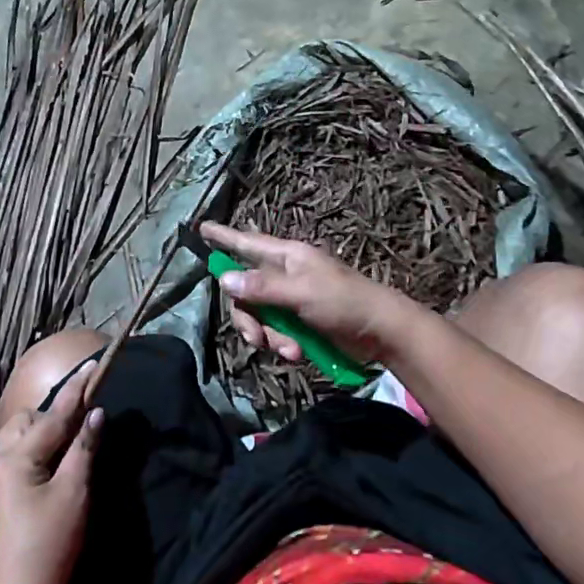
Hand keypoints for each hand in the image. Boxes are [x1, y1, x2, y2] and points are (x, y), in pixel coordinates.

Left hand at [0, 365, 102, 583]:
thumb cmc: (47, 551)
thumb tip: (94, 414)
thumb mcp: (74, 496)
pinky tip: (40, 475)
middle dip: (51, 415)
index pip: (52, 414)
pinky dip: (25, 456)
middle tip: (81, 425)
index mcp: (13, 457)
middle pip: (23, 422)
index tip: (93, 364)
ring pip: (10, 441)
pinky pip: (4, 462)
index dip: (76, 389)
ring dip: (36, 436)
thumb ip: (83, 450)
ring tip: (63, 449)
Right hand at [198, 222, 420, 365]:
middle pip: (244, 291)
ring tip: (288, 351)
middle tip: (255, 339)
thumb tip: (224, 278)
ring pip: (258, 316)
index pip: (246, 242)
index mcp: (286, 256)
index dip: (223, 236)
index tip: (201, 228)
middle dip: (247, 318)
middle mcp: (284, 275)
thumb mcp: (301, 293)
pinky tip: (297, 355)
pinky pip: (274, 332)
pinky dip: (281, 345)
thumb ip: (262, 287)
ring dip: (268, 336)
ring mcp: (291, 300)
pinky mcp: (299, 323)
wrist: (382, 333)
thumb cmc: (344, 302)